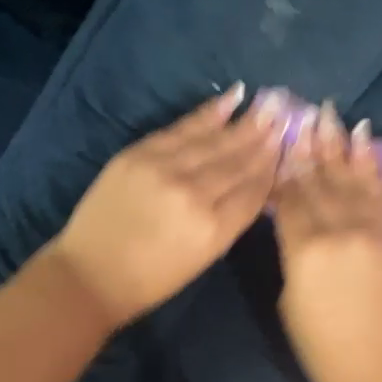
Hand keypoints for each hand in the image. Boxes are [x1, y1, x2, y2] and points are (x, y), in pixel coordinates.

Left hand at [49, 84, 286, 327]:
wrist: (90, 275)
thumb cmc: (149, 282)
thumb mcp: (200, 261)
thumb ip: (227, 222)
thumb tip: (253, 187)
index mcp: (213, 231)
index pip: (253, 192)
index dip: (273, 168)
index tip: (291, 148)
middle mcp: (195, 196)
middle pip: (239, 162)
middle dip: (265, 139)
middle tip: (288, 115)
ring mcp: (166, 170)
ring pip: (215, 141)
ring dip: (245, 122)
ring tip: (269, 105)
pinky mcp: (140, 154)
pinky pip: (183, 128)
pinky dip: (210, 113)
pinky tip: (232, 99)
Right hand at [271, 102, 381, 381]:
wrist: (371, 364)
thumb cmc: (316, 341)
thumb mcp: (288, 295)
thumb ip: (290, 249)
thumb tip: (290, 214)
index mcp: (305, 249)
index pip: (290, 198)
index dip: (282, 169)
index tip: (275, 139)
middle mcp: (340, 231)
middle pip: (320, 181)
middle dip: (309, 146)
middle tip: (301, 111)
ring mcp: (373, 231)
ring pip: (352, 179)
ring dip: (339, 145)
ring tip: (330, 114)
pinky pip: (380, 194)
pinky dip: (370, 166)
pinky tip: (362, 140)